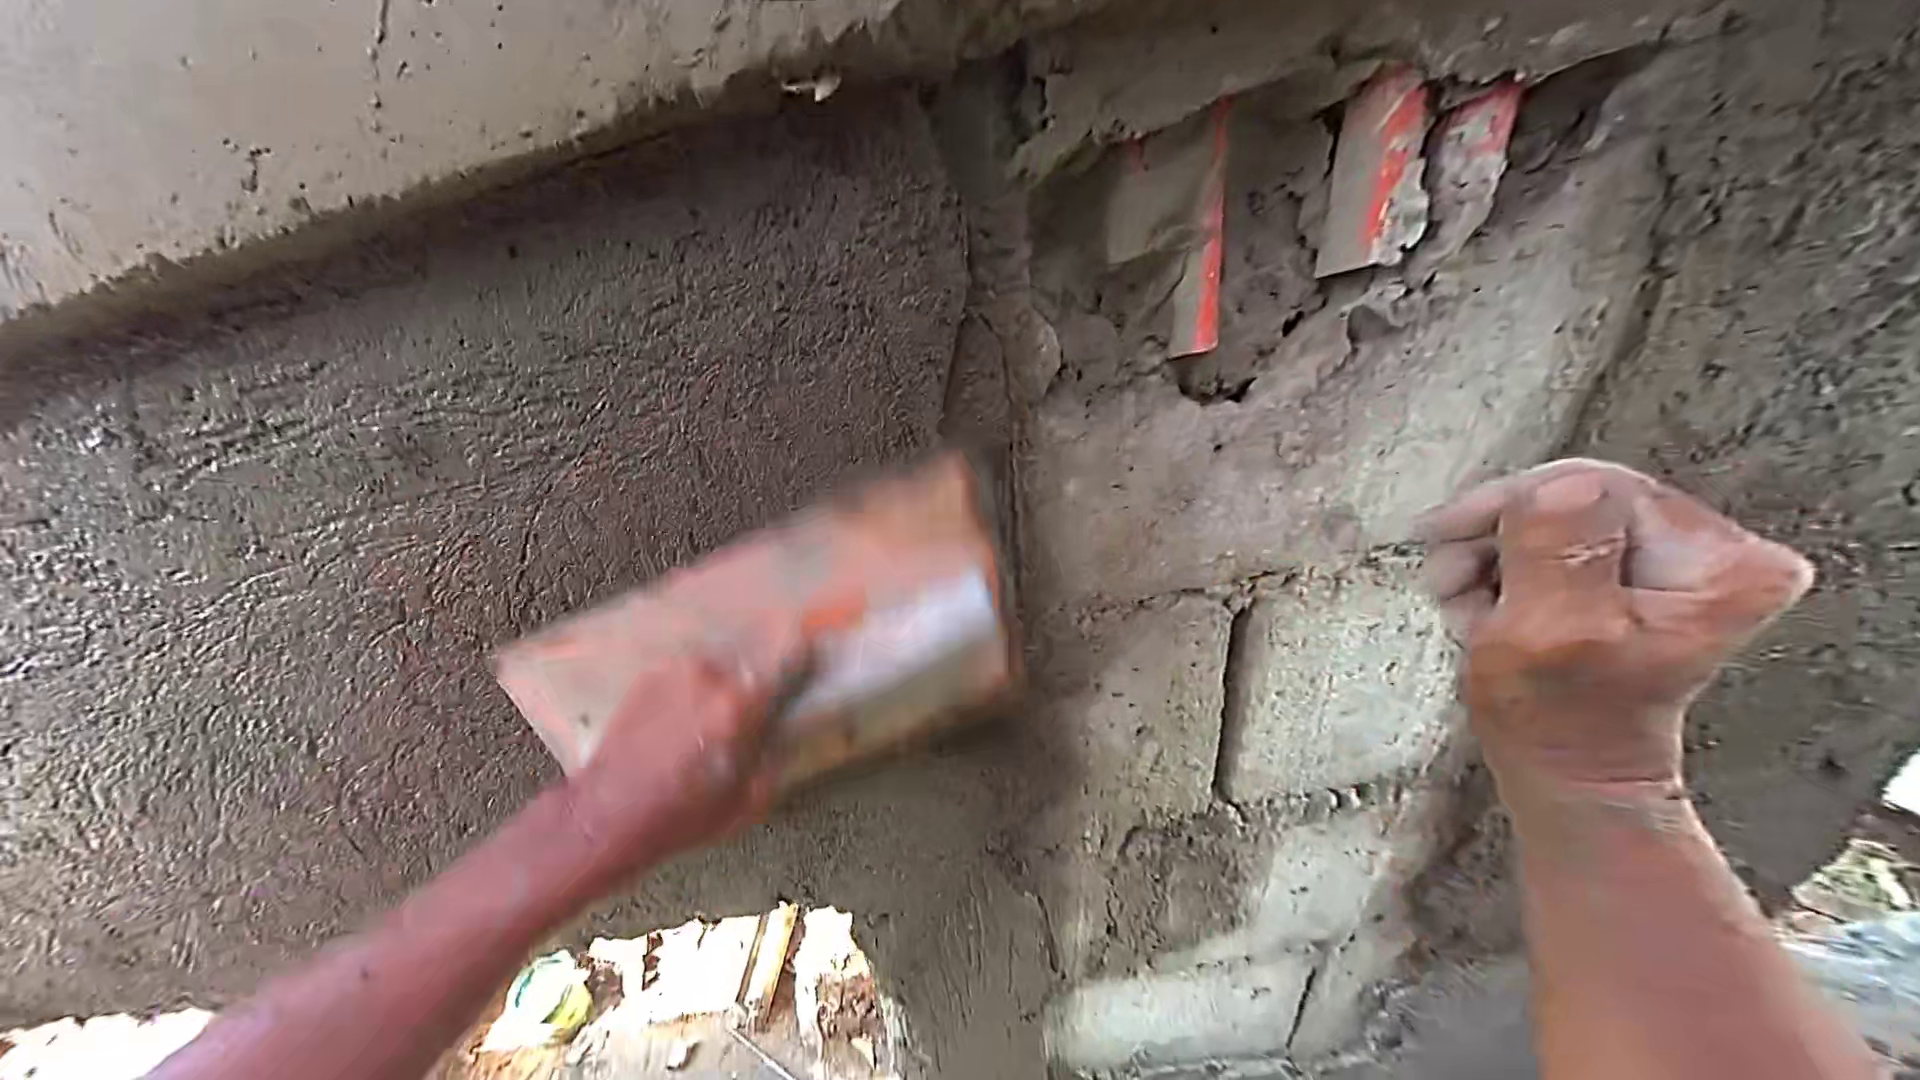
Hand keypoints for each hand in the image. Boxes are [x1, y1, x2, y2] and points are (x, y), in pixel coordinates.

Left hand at [563, 625, 810, 874]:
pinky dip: (701, 681)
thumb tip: (789, 728)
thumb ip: (777, 754)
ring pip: (723, 656)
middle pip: (756, 646)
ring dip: (730, 674)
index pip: (788, 647)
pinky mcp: (651, 673)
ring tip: (720, 708)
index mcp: (740, 704)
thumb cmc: (681, 817)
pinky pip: (693, 667)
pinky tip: (690, 712)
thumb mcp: (748, 799)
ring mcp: (676, 670)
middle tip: (763, 693)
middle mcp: (710, 675)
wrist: (601, 817)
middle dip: (765, 666)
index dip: (805, 645)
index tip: (811, 649)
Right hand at [1419, 459, 1811, 800]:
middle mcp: (1705, 552)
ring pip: (1542, 519)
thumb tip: (1558, 486)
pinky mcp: (1618, 573)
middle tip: (1455, 583)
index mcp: (1718, 564)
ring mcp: (1660, 562)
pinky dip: (1494, 569)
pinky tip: (1486, 604)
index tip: (1447, 535)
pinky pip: (1537, 541)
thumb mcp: (1550, 632)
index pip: (1591, 487)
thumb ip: (1558, 554)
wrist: (1559, 759)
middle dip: (1492, 538)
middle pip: (1566, 499)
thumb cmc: (1555, 715)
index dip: (1507, 507)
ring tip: (1472, 606)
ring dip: (1485, 558)